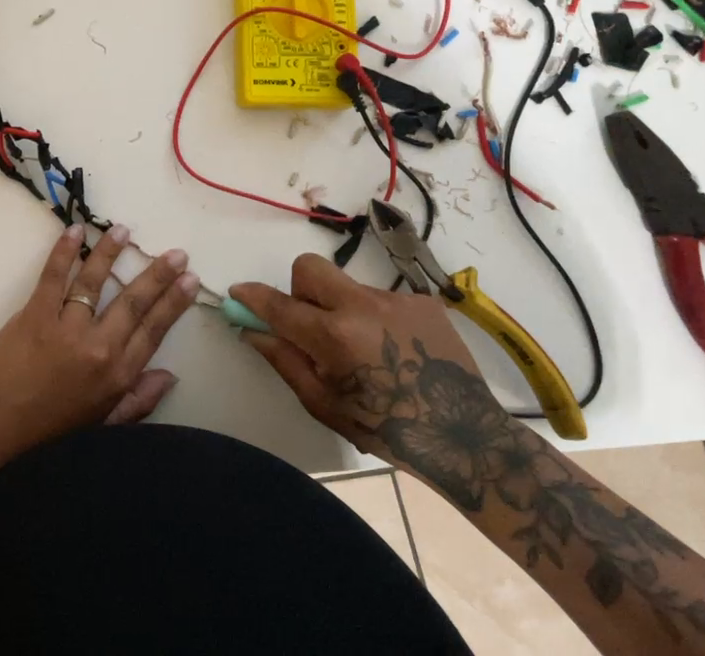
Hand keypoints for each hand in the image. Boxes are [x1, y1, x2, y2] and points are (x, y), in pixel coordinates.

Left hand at [0, 224, 198, 457]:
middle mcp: (99, 348)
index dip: (174, 303)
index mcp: (118, 374)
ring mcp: (66, 328)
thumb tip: (169, 375)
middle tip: (176, 253)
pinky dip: (64, 252)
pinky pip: (54, 277)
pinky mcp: (35, 314)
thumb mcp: (103, 421)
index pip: (154, 331)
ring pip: (95, 282)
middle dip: (158, 275)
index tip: (190, 280)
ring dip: (111, 253)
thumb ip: (139, 400)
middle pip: (134, 303)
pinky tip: (74, 231)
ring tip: (123, 231)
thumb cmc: (49, 424)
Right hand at [232, 254, 506, 470]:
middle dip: (299, 289)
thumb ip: (283, 360)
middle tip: (311, 324)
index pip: (278, 304)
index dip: (252, 297)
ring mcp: (396, 300)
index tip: (238, 293)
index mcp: (334, 336)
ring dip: (340, 309)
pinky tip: (392, 349)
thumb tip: (252, 330)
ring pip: (346, 287)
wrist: (466, 437)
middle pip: (310, 268)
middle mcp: (362, 306)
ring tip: (363, 350)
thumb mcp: (322, 402)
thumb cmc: (385, 429)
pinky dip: (373, 318)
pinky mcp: (424, 302)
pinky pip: (380, 298)